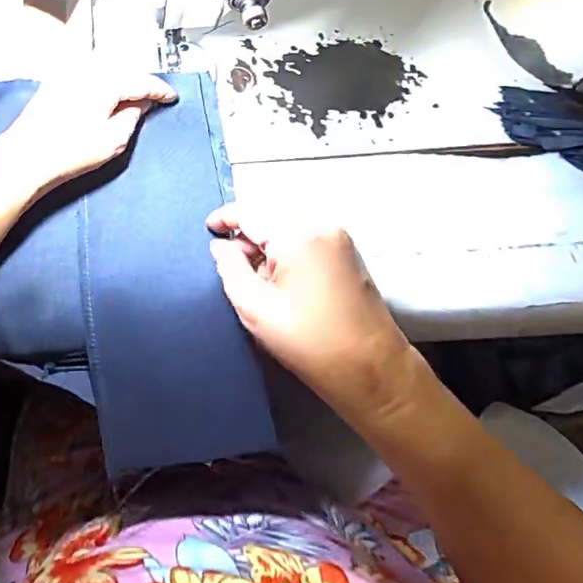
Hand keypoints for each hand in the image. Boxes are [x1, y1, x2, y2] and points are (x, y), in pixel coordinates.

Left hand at [0, 72, 177, 195]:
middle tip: (153, 96)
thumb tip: (140, 104)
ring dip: (120, 80)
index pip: (142, 81)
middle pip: (124, 69)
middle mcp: (86, 70)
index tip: (170, 97)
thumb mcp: (113, 140)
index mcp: (106, 81)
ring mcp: (68, 73)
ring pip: (105, 68)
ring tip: (131, 98)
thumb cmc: (67, 152)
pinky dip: (102, 81)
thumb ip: (133, 116)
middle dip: (139, 81)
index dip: (159, 90)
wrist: (25, 157)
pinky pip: (88, 74)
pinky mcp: (55, 82)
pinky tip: (104, 97)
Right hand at [207, 204, 427, 423]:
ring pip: (289, 221)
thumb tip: (222, 246)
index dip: (226, 217)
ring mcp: (338, 237)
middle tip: (231, 259)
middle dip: (248, 228)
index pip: (252, 211)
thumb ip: (230, 269)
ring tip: (255, 271)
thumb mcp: (256, 309)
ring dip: (268, 236)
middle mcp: (321, 226)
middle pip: (271, 211)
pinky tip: (280, 273)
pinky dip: (287, 243)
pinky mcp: (347, 250)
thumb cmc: (310, 343)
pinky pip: (306, 232)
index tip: (209, 227)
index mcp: (297, 237)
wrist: (373, 370)